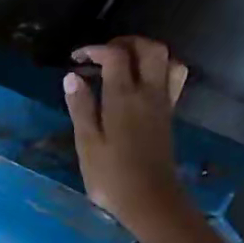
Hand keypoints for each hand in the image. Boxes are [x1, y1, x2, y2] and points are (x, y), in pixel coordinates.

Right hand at [65, 36, 190, 233]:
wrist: (149, 200)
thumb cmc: (110, 175)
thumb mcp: (87, 142)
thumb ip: (81, 106)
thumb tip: (72, 77)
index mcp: (124, 97)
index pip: (115, 56)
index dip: (95, 50)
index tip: (76, 59)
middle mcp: (148, 93)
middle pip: (149, 49)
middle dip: (126, 43)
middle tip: (102, 55)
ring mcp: (163, 103)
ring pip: (167, 60)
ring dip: (146, 53)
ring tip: (124, 64)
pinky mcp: (168, 116)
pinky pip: (171, 79)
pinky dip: (157, 70)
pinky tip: (139, 85)